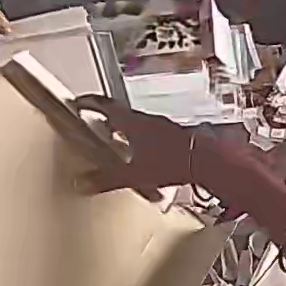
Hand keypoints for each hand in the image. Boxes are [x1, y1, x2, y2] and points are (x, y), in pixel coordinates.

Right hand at [76, 95, 274, 197]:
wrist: (205, 161)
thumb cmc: (173, 161)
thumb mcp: (133, 174)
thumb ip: (107, 179)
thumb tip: (83, 183)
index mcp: (132, 123)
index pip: (105, 106)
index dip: (90, 103)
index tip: (80, 102)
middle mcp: (148, 122)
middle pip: (123, 115)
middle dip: (109, 120)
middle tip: (99, 125)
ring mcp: (165, 129)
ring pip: (140, 126)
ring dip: (129, 132)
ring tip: (122, 143)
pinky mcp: (178, 139)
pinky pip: (156, 137)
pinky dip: (146, 143)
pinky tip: (149, 157)